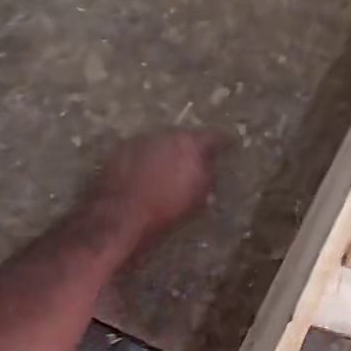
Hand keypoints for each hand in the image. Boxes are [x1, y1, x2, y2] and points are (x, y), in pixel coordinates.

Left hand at [82, 129, 228, 252]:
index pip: (216, 136)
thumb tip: (208, 167)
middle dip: (192, 148)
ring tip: (169, 170)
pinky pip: (142, 150)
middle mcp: (166, 134)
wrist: (119, 216)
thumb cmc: (165, 209)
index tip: (231, 144)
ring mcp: (141, 139)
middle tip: (197, 162)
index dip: (225, 141)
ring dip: (168, 152)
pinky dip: (148, 159)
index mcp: (190, 144)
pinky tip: (147, 174)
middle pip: (185, 136)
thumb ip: (208, 176)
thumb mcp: (198, 197)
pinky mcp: (121, 149)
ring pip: (162, 142)